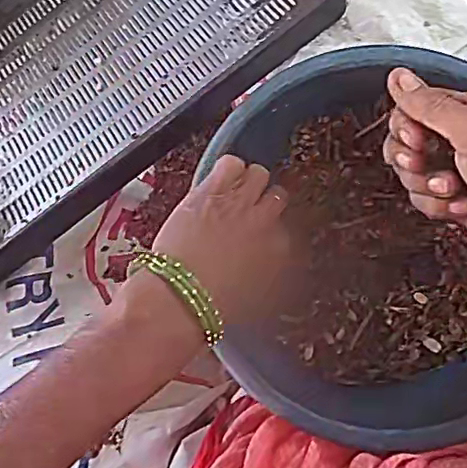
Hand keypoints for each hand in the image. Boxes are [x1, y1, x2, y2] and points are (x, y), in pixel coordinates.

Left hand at [146, 154, 293, 326]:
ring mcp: (239, 203)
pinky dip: (227, 168)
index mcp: (279, 250)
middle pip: (276, 195)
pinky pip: (230, 163)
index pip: (284, 228)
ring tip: (232, 192)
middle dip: (263, 200)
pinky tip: (219, 180)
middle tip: (247, 208)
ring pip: (257, 173)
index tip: (258, 233)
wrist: (182, 297)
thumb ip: (269, 277)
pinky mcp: (212, 191)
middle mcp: (265, 222)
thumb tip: (269, 267)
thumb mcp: (255, 299)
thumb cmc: (214, 305)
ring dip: (247, 182)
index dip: (269, 227)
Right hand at [382, 67, 466, 249]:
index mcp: (464, 111)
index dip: (405, 126)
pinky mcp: (453, 198)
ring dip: (430, 186)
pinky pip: (423, 201)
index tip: (416, 139)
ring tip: (455, 186)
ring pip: (411, 176)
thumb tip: (400, 78)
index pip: (411, 110)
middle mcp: (457, 139)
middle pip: (404, 144)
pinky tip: (464, 204)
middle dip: (411, 159)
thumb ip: (430, 104)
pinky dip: (440, 206)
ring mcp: (454, 170)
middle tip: (425, 163)